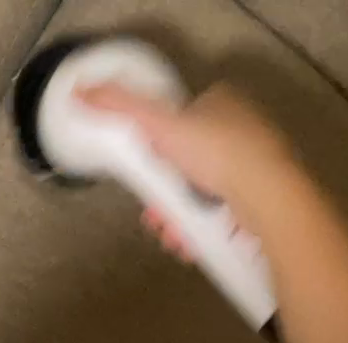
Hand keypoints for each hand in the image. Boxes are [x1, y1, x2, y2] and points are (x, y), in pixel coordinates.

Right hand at [77, 81, 298, 236]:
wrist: (267, 197)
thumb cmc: (216, 153)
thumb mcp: (160, 124)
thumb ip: (120, 107)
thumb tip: (80, 92)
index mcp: (221, 103)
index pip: (176, 127)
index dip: (155, 156)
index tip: (144, 182)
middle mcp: (241, 132)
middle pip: (185, 170)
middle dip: (164, 200)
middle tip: (155, 220)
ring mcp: (253, 169)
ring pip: (200, 199)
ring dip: (177, 223)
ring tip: (171, 238)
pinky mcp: (261, 203)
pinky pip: (219, 220)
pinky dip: (200, 234)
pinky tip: (190, 246)